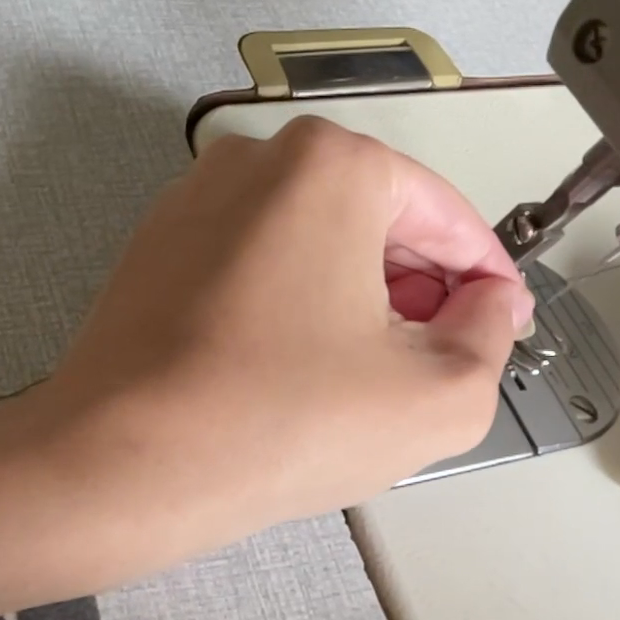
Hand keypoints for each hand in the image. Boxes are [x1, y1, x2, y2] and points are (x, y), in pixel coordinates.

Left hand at [26, 116, 532, 563]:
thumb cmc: (273, 421)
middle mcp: (251, 161)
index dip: (483, 275)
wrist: (122, 459)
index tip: (497, 316)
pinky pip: (248, 257)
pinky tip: (288, 362)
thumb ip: (490, 336)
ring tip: (360, 370)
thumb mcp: (436, 394)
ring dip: (347, 291)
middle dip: (412, 285)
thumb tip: (487, 305)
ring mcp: (191, 197)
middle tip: (432, 354)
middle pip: (369, 219)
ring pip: (306, 237)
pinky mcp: (155, 243)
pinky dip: (284, 295)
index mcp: (328, 165)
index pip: (441, 214)